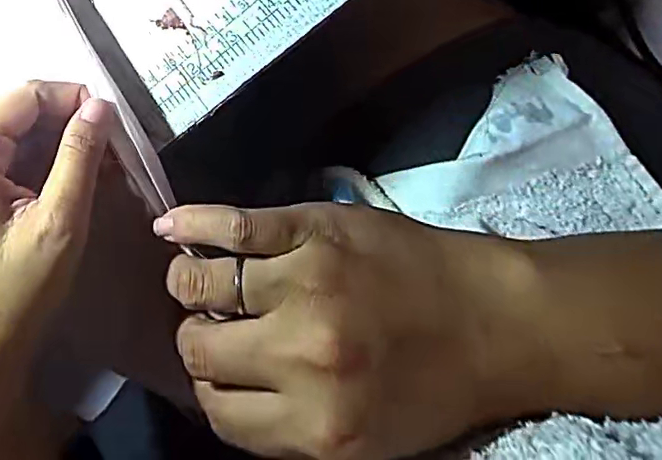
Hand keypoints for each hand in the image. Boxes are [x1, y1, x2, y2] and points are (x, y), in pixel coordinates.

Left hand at [0, 82, 114, 458]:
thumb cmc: (12, 299)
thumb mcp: (56, 224)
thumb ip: (78, 157)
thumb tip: (100, 105)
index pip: (20, 98)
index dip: (68, 97)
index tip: (110, 115)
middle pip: (18, 117)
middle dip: (68, 124)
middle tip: (114, 144)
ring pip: (18, 141)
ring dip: (60, 147)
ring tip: (104, 163)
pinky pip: (11, 166)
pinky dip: (45, 168)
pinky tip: (78, 180)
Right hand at [158, 203, 539, 459]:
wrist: (493, 318)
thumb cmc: (429, 382)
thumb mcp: (365, 438)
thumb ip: (286, 421)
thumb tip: (213, 387)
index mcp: (319, 427)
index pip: (217, 411)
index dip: (207, 388)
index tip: (213, 368)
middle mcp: (301, 357)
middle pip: (199, 348)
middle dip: (193, 336)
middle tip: (205, 323)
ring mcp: (302, 283)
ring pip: (202, 283)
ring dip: (186, 281)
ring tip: (192, 276)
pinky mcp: (307, 230)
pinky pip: (232, 226)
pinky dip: (192, 223)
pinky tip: (168, 225)